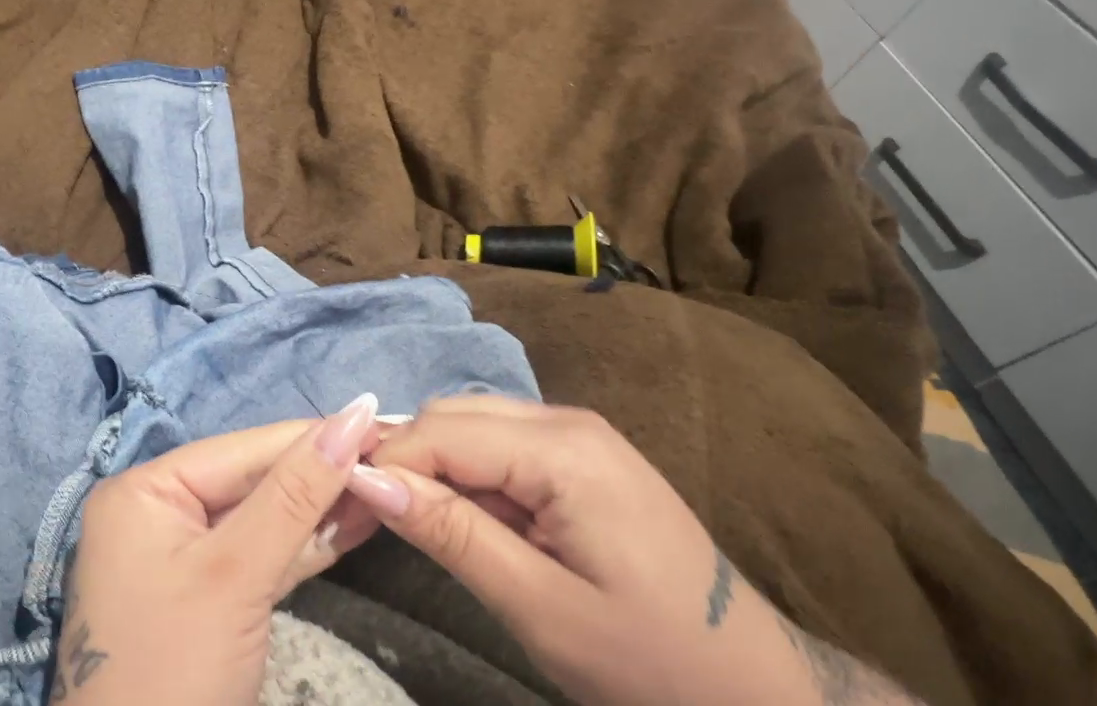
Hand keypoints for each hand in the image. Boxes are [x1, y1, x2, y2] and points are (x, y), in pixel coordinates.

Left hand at [52, 394, 385, 705]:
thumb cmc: (174, 667)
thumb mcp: (235, 574)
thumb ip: (295, 495)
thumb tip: (352, 418)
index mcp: (146, 491)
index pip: (242, 450)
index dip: (312, 434)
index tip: (379, 418)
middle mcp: (159, 512)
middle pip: (253, 481)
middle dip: (321, 472)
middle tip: (392, 453)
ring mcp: (183, 556)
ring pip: (263, 519)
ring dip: (322, 508)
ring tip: (387, 484)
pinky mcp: (208, 595)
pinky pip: (260, 556)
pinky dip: (306, 546)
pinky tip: (356, 524)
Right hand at [342, 396, 925, 705]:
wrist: (754, 685)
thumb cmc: (648, 659)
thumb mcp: (539, 607)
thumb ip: (450, 533)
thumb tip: (366, 476)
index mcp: (563, 450)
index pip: (441, 431)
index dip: (384, 462)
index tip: (342, 505)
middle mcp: (567, 421)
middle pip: (453, 416)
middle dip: (405, 459)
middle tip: (370, 517)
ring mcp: (579, 435)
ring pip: (472, 426)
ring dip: (434, 467)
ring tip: (412, 522)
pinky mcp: (582, 456)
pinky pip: (501, 446)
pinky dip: (468, 476)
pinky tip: (465, 520)